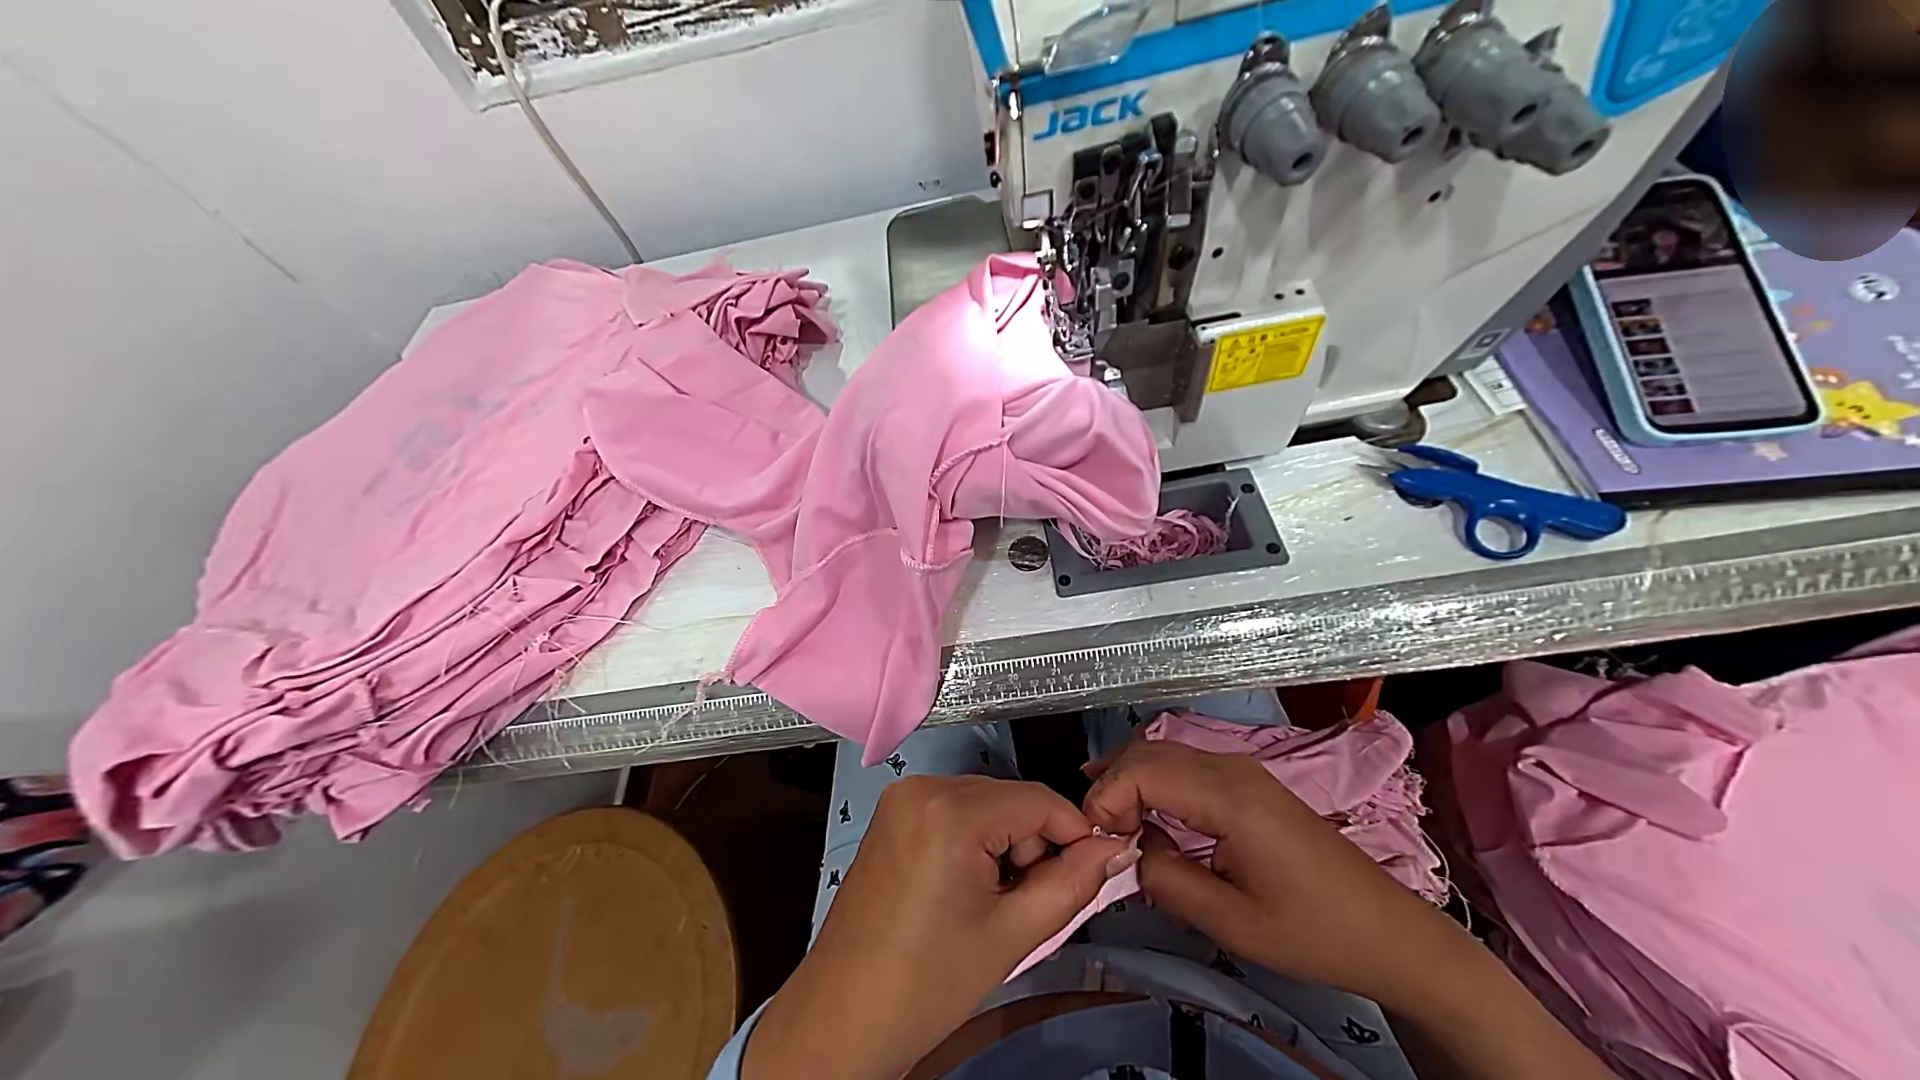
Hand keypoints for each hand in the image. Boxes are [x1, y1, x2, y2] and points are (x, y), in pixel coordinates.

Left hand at [743, 775, 1134, 1079]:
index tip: (1092, 870)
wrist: (844, 1015)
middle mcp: (923, 788)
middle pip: (1011, 799)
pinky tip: (969, 887)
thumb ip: (1073, 883)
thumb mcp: (1013, 934)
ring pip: (986, 804)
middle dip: (1035, 844)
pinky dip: (977, 839)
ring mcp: (903, 797)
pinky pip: (956, 810)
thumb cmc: (924, 982)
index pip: (1039, 800)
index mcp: (951, 811)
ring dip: (1007, 844)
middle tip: (1029, 903)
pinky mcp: (894, 813)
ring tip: (994, 903)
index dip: (1075, 834)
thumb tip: (1111, 849)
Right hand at [1082, 740, 1614, 1079]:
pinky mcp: (1247, 782)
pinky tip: (1140, 811)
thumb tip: (1128, 852)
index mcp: (1230, 796)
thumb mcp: (1230, 922)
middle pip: (1147, 753)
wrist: (1389, 934)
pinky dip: (1152, 783)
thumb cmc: (1313, 932)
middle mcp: (1232, 768)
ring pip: (1162, 754)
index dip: (1106, 799)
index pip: (1142, 770)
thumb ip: (1165, 879)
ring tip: (1109, 825)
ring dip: (1128, 782)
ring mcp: (1242, 770)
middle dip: (1110, 787)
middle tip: (1095, 835)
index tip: (1095, 841)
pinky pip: (1184, 767)